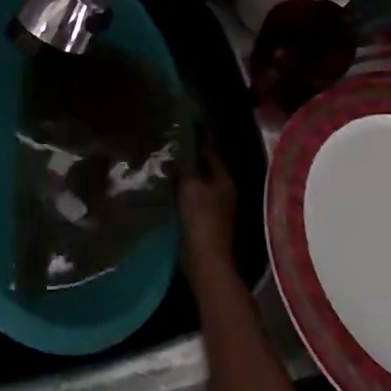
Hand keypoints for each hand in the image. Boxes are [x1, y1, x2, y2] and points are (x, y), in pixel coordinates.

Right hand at [180, 137, 236, 285]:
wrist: (206, 260)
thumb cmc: (202, 218)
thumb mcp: (191, 186)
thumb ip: (185, 169)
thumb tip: (177, 156)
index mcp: (225, 180)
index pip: (212, 153)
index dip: (200, 141)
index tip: (185, 130)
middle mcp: (225, 191)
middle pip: (207, 169)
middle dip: (191, 160)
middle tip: (171, 147)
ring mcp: (217, 208)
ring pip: (199, 185)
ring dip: (185, 177)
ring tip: (165, 166)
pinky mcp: (206, 222)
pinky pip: (193, 200)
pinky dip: (182, 194)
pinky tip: (168, 190)